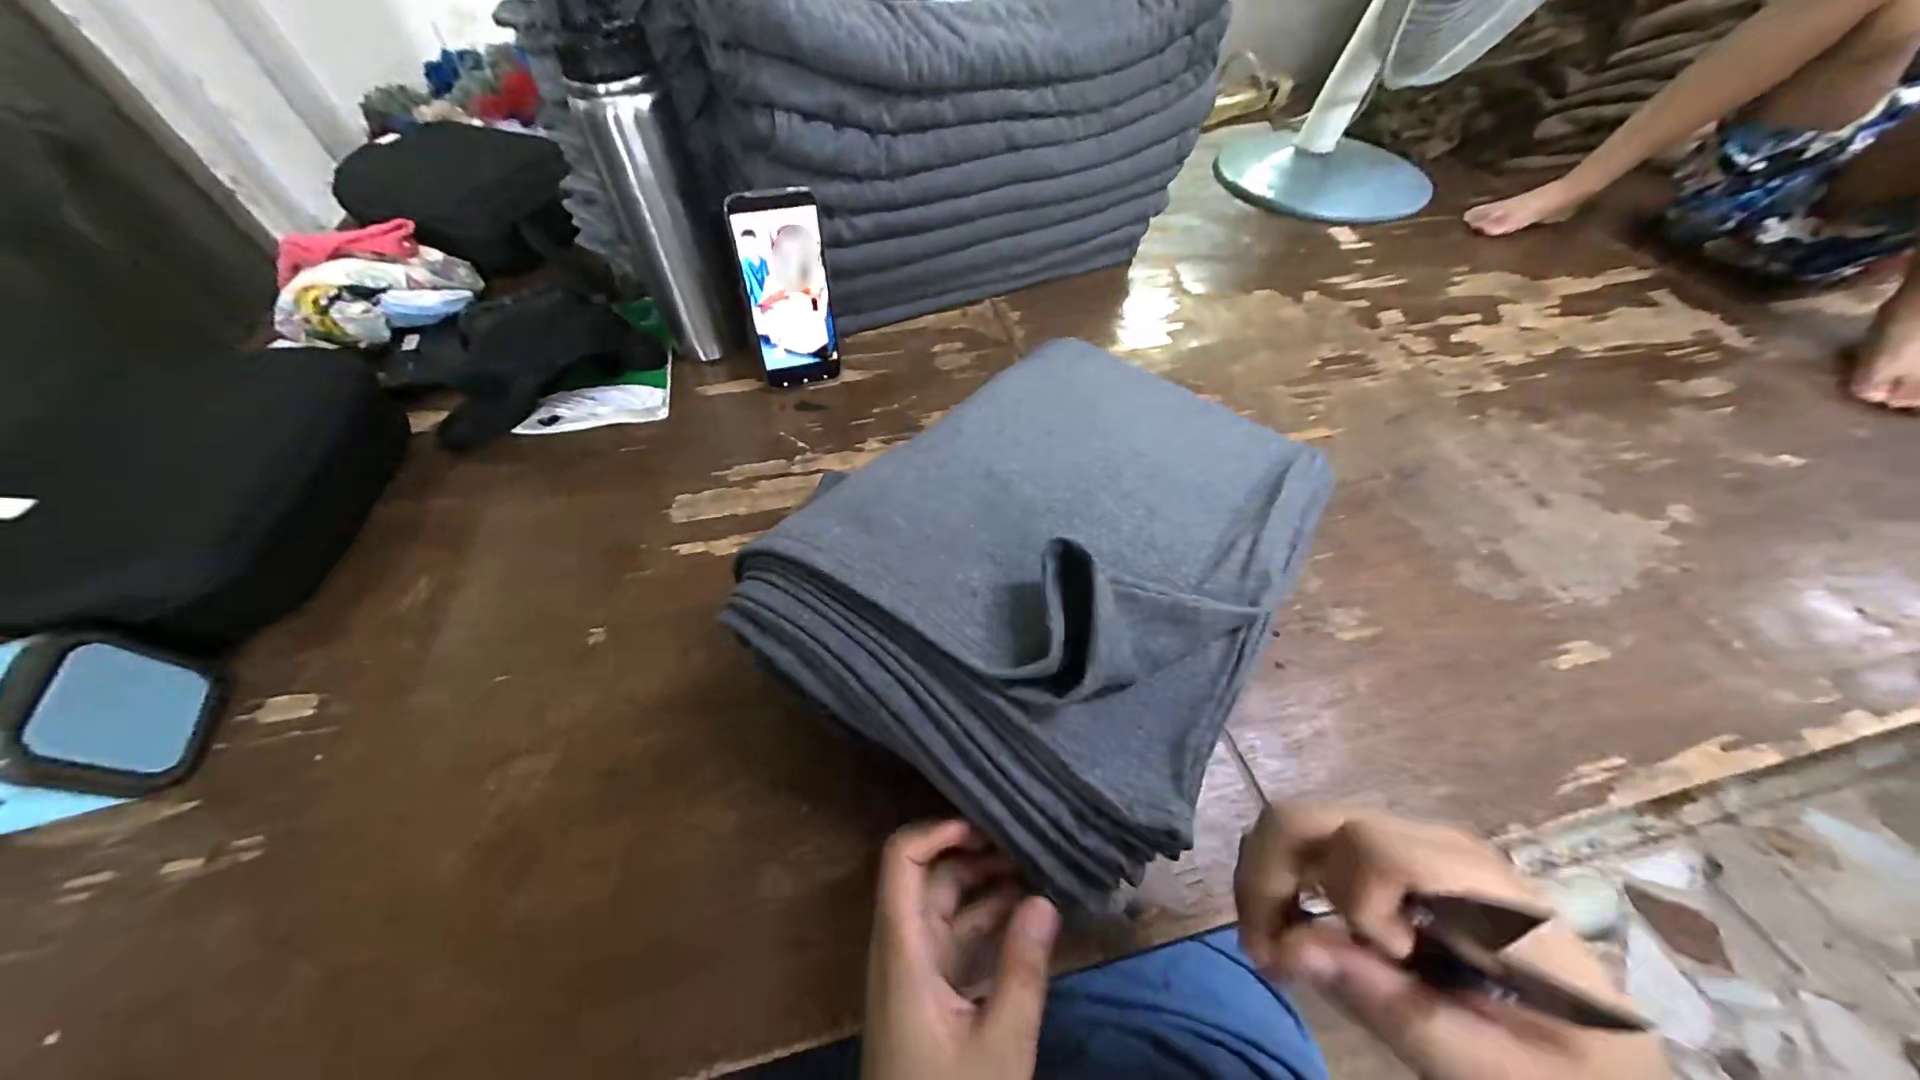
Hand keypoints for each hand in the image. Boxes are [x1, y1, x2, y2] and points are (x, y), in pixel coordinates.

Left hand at [861, 820, 1059, 1079]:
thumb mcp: (1000, 1044)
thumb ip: (1023, 969)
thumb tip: (1046, 899)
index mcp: (902, 949)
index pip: (900, 860)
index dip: (937, 831)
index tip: (985, 825)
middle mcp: (904, 947)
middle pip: (931, 876)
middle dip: (976, 852)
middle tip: (1028, 843)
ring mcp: (918, 969)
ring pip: (948, 904)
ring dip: (988, 885)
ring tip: (1038, 869)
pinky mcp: (933, 991)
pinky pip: (960, 937)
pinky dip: (991, 920)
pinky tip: (1029, 914)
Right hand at [1235, 802, 1669, 1079]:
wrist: (1603, 1046)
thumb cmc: (1569, 1069)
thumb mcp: (1503, 1072)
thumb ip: (1402, 1013)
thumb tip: (1288, 949)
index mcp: (1479, 886)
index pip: (1374, 847)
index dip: (1353, 903)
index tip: (1386, 964)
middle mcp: (1428, 841)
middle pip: (1309, 817)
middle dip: (1266, 879)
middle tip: (1264, 953)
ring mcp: (1401, 842)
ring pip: (1296, 824)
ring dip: (1266, 881)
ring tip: (1273, 949)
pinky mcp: (1382, 856)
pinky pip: (1309, 844)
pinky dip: (1281, 882)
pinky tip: (1292, 931)